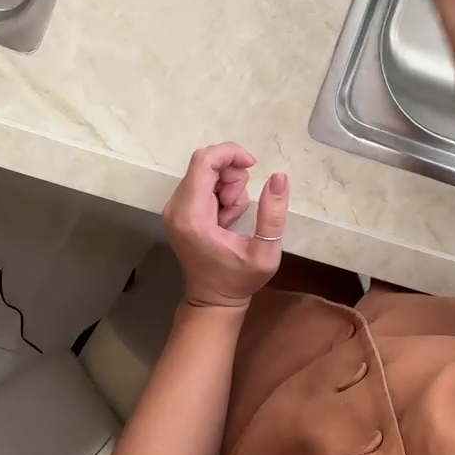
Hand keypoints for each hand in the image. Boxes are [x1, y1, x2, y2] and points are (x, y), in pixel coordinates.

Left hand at [162, 143, 287, 308]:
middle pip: (204, 164)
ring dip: (227, 186)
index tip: (253, 165)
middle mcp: (176, 207)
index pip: (203, 162)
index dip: (230, 154)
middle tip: (243, 206)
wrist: (212, 300)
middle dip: (231, 175)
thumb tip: (279, 177)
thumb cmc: (239, 280)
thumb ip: (273, 215)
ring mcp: (175, 208)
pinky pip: (202, 183)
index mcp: (192, 216)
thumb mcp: (266, 253)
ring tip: (233, 217)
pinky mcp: (179, 210)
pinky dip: (219, 192)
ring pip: (205, 172)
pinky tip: (225, 218)